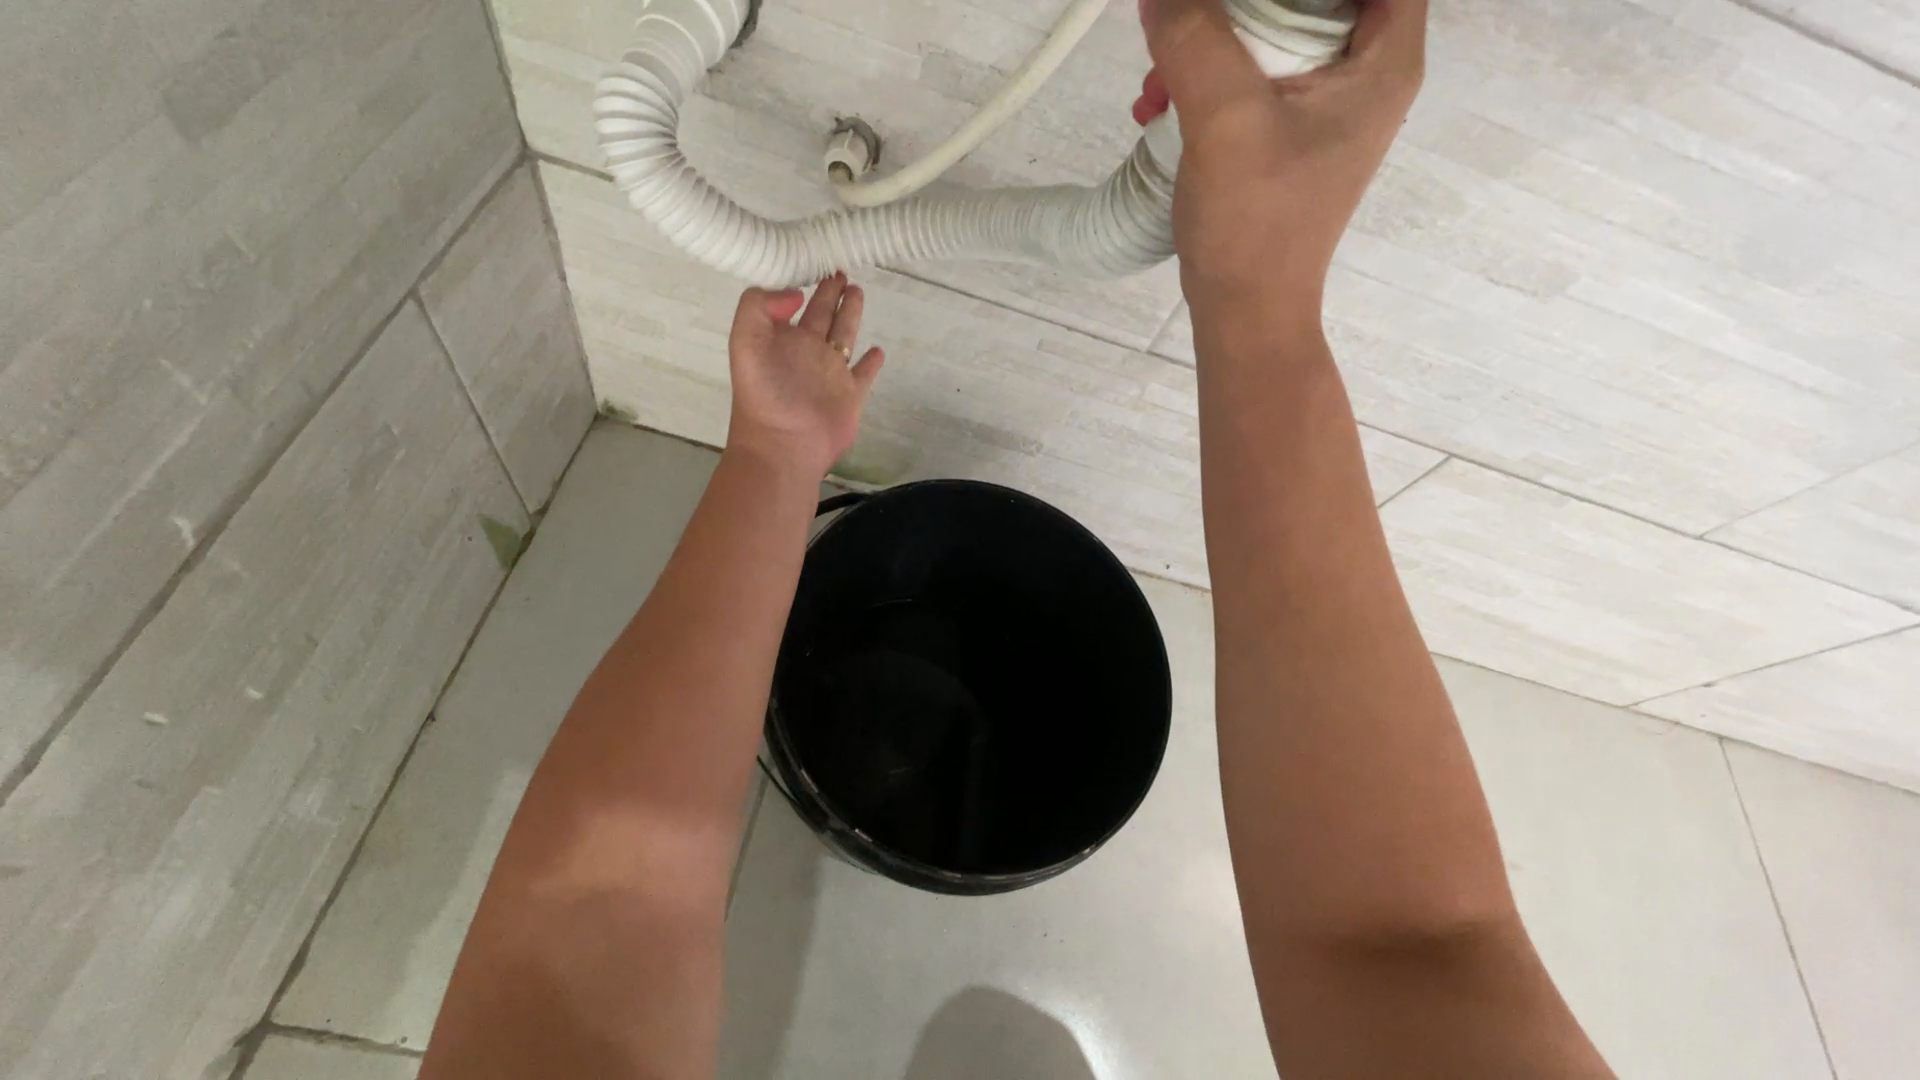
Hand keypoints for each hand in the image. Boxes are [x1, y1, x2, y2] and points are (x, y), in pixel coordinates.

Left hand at [726, 273, 885, 478]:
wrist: (785, 445)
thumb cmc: (764, 396)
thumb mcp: (744, 342)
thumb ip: (759, 307)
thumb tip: (797, 294)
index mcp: (781, 338)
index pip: (793, 302)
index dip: (802, 281)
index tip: (814, 260)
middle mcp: (807, 352)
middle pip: (822, 314)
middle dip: (830, 293)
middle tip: (840, 271)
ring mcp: (831, 373)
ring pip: (845, 336)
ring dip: (851, 315)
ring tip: (858, 291)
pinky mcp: (851, 394)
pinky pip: (864, 373)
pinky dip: (872, 362)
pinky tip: (878, 350)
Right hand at [1136, 0, 1426, 324]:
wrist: (1244, 308)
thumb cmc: (1253, 222)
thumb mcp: (1224, 120)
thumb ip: (1194, 40)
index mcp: (1382, 59)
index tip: (1237, 2)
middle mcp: (1364, 74)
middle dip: (1234, 9)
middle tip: (1184, 27)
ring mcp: (1323, 109)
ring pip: (1272, 34)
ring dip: (1209, 45)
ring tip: (1158, 83)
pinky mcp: (1285, 137)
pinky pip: (1248, 80)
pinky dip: (1204, 83)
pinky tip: (1159, 107)